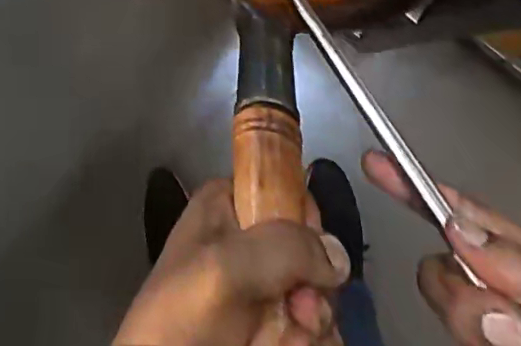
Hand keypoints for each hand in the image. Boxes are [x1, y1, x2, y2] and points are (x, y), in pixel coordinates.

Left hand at [115, 178, 351, 345]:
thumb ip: (282, 247)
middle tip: (297, 311)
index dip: (306, 223)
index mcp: (229, 205)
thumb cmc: (181, 320)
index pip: (288, 190)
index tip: (308, 256)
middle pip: (313, 250)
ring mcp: (263, 291)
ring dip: (312, 326)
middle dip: (313, 288)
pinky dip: (309, 345)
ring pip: (320, 296)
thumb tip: (339, 255)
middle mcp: (250, 242)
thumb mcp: (225, 267)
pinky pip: (316, 332)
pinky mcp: (273, 331)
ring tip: (280, 343)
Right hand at [362, 152, 520, 345]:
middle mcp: (503, 295)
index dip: (417, 187)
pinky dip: (472, 339)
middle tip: (512, 327)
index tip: (375, 163)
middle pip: (441, 268)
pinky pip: (451, 336)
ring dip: (473, 323)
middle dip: (458, 290)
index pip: (465, 216)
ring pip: (448, 309)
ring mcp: (491, 332)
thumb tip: (456, 228)